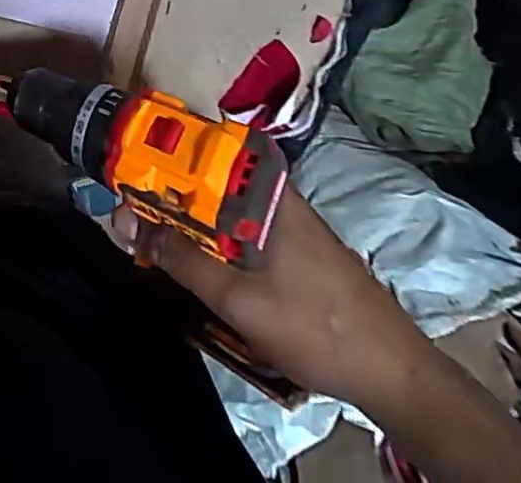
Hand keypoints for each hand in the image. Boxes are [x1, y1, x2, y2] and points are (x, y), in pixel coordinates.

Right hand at [115, 188, 430, 407]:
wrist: (391, 369)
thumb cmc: (315, 325)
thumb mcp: (239, 299)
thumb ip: (185, 260)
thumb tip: (129, 221)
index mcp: (268, 192)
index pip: (208, 152)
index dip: (166, 158)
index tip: (131, 173)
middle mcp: (278, 197)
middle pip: (214, 180)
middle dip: (172, 195)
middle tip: (135, 216)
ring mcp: (289, 222)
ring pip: (226, 207)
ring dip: (192, 220)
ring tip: (156, 239)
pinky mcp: (296, 247)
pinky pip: (242, 229)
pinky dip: (215, 239)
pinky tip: (200, 263)